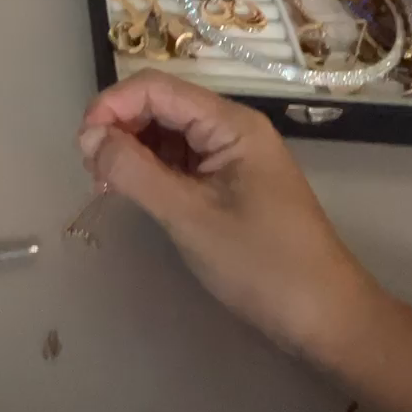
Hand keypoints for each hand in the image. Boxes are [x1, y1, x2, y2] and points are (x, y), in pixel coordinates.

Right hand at [78, 69, 381, 358]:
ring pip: (162, 131)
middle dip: (117, 127)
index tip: (83, 144)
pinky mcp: (224, 179)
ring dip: (128, 148)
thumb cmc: (263, 265)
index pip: (156, 89)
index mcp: (230, 124)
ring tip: (104, 183)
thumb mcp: (189, 216)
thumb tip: (87, 137)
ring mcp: (227, 154)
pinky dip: (145, 167)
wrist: (328, 322)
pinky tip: (128, 189)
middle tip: (90, 169)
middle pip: (158, 104)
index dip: (112, 105)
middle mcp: (228, 127)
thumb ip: (133, 171)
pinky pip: (174, 157)